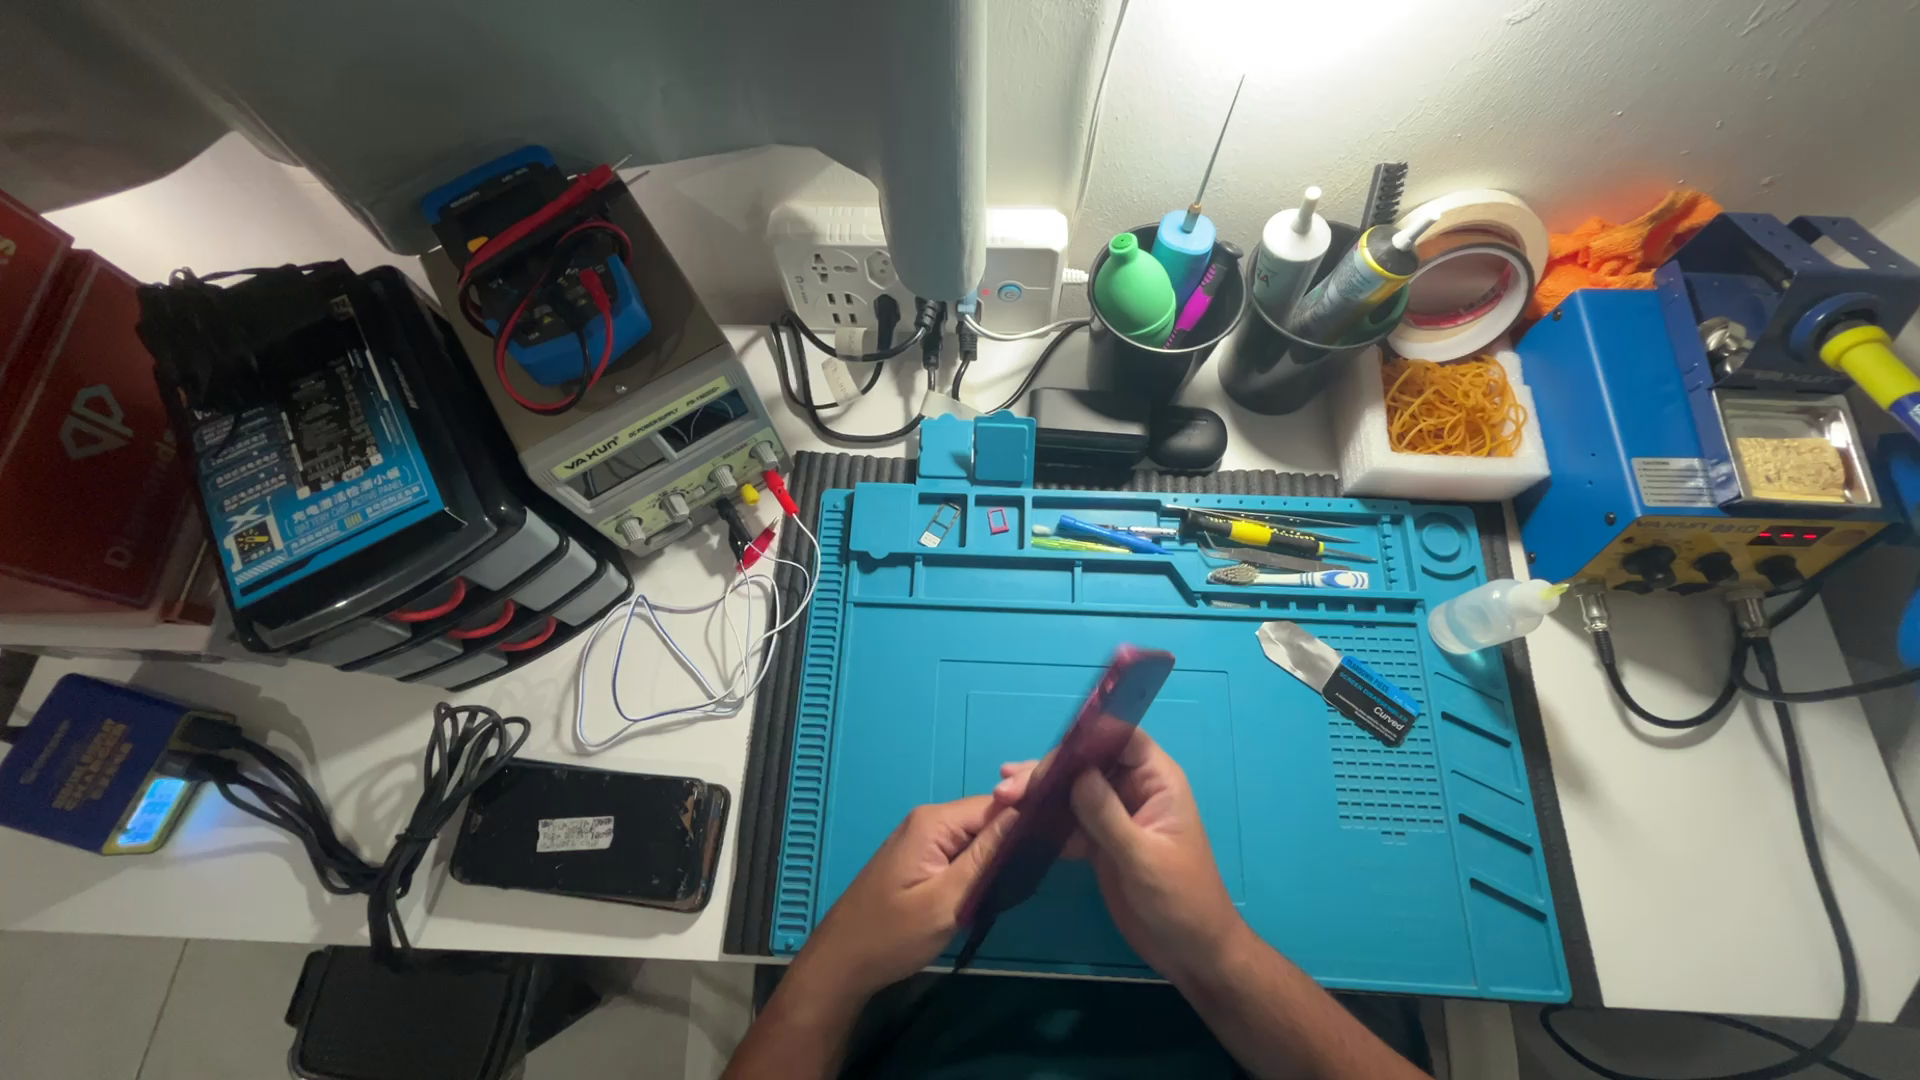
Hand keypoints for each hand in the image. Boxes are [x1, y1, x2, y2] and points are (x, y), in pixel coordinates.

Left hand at [793, 794, 1016, 998]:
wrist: (842, 962)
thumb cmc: (894, 934)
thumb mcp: (947, 900)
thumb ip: (985, 857)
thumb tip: (1022, 814)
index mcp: (934, 822)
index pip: (994, 805)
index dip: (1024, 820)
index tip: (1052, 843)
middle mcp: (929, 820)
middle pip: (985, 818)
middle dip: (1011, 840)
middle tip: (1037, 869)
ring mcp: (922, 838)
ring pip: (974, 836)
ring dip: (995, 856)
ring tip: (1022, 879)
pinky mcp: (921, 857)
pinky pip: (960, 850)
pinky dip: (977, 866)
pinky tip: (992, 887)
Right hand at [994, 729, 1244, 985]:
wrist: (1192, 954)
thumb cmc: (1181, 901)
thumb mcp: (1143, 858)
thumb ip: (1107, 814)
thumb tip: (1076, 774)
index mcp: (1156, 781)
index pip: (1120, 738)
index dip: (1085, 736)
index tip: (1048, 753)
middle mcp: (1134, 788)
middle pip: (1087, 762)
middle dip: (1048, 770)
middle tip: (1009, 787)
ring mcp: (1115, 814)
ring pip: (1072, 789)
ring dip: (1038, 793)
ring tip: (1001, 798)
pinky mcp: (1099, 840)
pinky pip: (1067, 819)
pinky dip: (1042, 820)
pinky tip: (1015, 822)